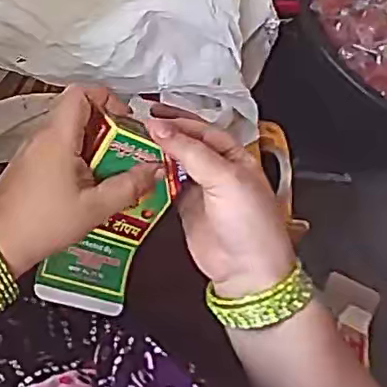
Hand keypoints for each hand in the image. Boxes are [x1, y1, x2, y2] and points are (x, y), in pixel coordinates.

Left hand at [0, 87, 161, 272]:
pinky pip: (59, 152)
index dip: (108, 99)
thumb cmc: (41, 224)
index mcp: (57, 137)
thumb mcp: (95, 208)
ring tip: (113, 175)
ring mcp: (33, 152)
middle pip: (80, 114)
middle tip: (128, 154)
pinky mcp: (29, 167)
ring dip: (96, 149)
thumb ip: (129, 186)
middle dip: (109, 130)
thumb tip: (154, 171)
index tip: (127, 121)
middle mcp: (42, 138)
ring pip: (71, 135)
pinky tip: (90, 189)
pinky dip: (79, 162)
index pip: (81, 93)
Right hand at [146, 114, 298, 298]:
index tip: (151, 115)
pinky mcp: (186, 207)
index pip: (201, 129)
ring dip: (156, 153)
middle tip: (138, 123)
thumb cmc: (251, 225)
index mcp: (234, 156)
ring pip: (174, 162)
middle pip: (186, 143)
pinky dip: (152, 177)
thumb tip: (161, 128)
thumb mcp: (224, 178)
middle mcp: (218, 169)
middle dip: (164, 132)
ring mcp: (201, 188)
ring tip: (134, 142)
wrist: (246, 271)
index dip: (177, 120)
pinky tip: (140, 169)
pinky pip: (165, 185)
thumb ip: (190, 151)